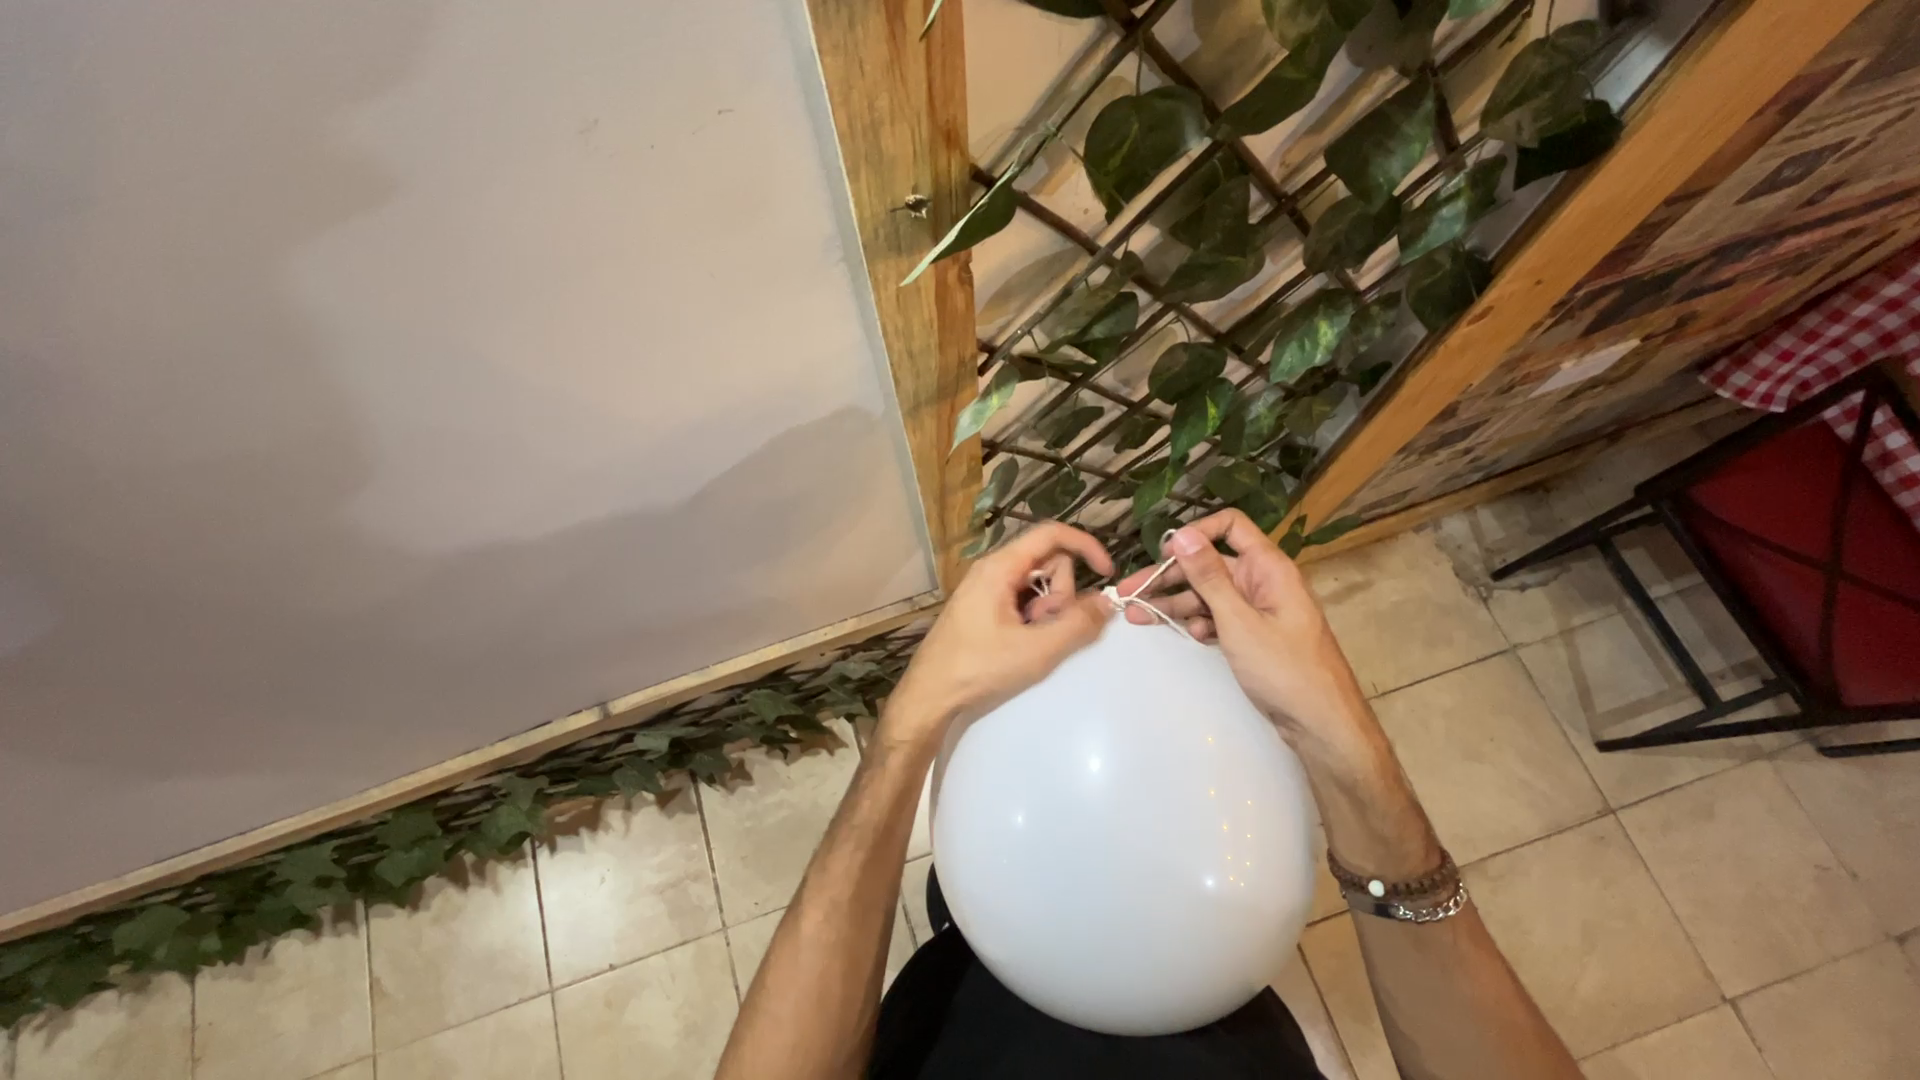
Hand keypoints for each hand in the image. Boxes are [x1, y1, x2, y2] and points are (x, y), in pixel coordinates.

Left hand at [882, 523, 1114, 750]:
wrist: (930, 695)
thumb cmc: (978, 668)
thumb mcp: (1037, 650)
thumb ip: (1078, 624)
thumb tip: (1108, 602)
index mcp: (1000, 567)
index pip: (1051, 533)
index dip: (1085, 546)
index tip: (1107, 573)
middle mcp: (992, 569)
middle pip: (1048, 561)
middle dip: (1061, 593)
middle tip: (1047, 628)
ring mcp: (987, 588)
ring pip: (1037, 583)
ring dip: (1047, 610)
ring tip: (1031, 641)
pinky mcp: (984, 607)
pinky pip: (1022, 600)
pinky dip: (1033, 618)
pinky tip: (1022, 644)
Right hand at [1114, 510, 1369, 750]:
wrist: (1321, 723)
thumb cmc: (1285, 669)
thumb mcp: (1239, 621)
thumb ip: (1208, 577)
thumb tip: (1182, 534)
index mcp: (1267, 567)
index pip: (1230, 527)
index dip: (1195, 534)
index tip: (1162, 553)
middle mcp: (1262, 581)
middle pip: (1209, 565)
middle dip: (1168, 577)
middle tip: (1128, 592)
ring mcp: (1258, 609)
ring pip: (1208, 595)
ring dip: (1175, 604)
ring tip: (1136, 617)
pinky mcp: (1253, 634)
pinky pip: (1218, 618)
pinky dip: (1199, 624)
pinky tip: (1188, 636)